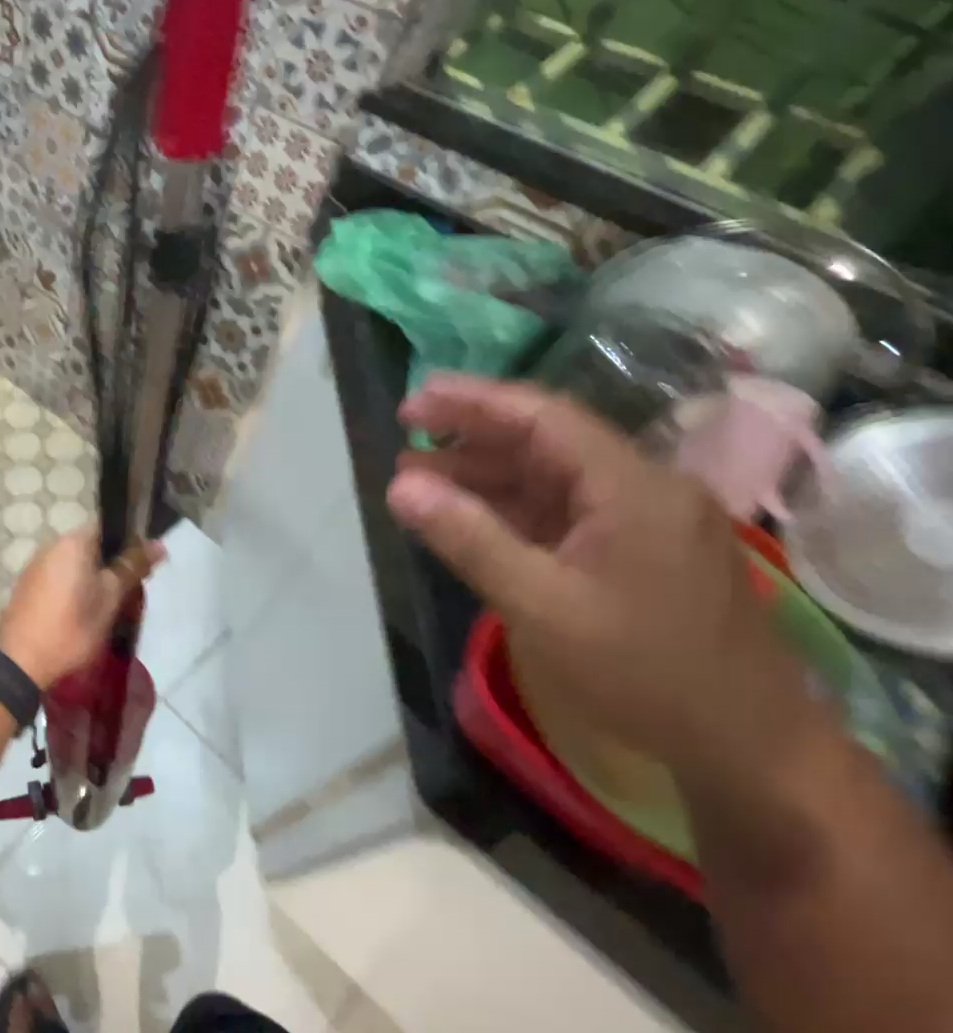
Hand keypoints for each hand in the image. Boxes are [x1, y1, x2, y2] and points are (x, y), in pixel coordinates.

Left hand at [0, 528, 164, 688]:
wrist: (20, 662)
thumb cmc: (71, 627)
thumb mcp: (109, 598)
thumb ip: (132, 567)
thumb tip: (158, 544)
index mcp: (71, 542)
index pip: (109, 527)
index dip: (131, 544)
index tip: (145, 568)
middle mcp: (51, 546)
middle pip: (93, 547)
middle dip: (114, 567)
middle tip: (132, 594)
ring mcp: (36, 566)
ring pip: (77, 565)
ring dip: (96, 581)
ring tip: (112, 609)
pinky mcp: (28, 587)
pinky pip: (62, 579)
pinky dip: (78, 590)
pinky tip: (85, 614)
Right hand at [386, 375, 818, 783]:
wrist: (744, 741)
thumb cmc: (641, 670)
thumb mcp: (539, 605)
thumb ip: (468, 539)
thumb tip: (398, 486)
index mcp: (631, 487)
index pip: (544, 417)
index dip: (472, 402)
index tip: (410, 404)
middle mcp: (645, 488)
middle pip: (548, 441)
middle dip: (472, 436)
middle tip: (404, 438)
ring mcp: (645, 520)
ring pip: (553, 478)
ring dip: (486, 475)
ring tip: (418, 479)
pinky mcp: (640, 551)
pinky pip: (566, 512)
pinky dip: (512, 509)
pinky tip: (470, 516)